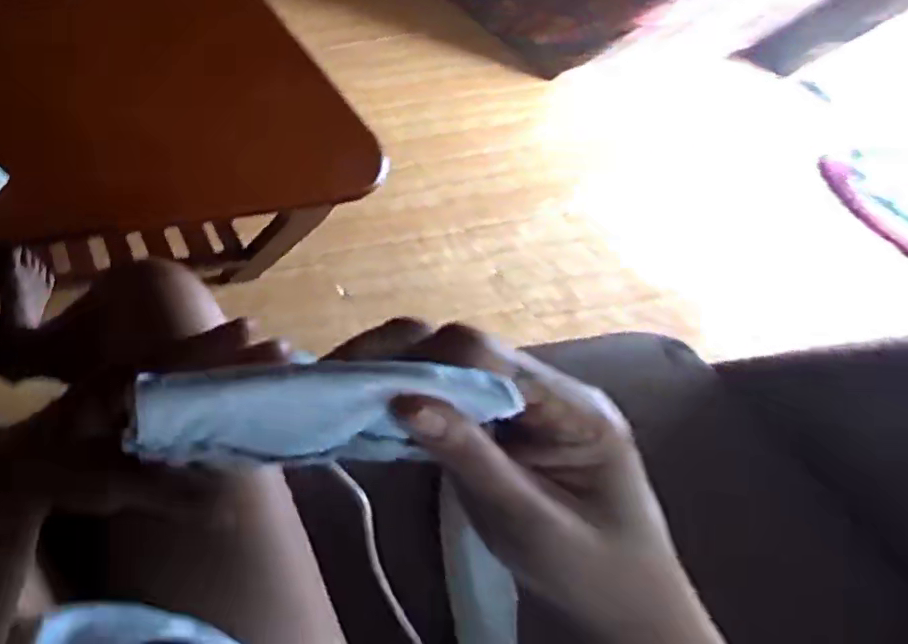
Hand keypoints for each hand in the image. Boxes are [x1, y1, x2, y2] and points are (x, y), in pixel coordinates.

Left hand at [0, 319, 289, 518]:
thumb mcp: (104, 485)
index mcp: (115, 385)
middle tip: (280, 346)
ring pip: (174, 365)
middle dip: (228, 351)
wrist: (20, 466)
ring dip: (213, 359)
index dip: (212, 349)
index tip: (252, 332)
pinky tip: (219, 387)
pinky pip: (166, 380)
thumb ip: (159, 491)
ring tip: (259, 354)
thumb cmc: (58, 471)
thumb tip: (228, 504)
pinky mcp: (123, 399)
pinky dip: (194, 377)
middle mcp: (122, 376)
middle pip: (181, 357)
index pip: (173, 363)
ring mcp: (122, 384)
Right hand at [330, 320, 723, 643]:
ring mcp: (508, 395)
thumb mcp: (529, 521)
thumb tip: (402, 400)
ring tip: (340, 385)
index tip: (381, 395)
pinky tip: (362, 399)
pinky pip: (426, 377)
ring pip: (430, 351)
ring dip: (382, 363)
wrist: (612, 609)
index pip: (485, 355)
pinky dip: (388, 382)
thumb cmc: (587, 572)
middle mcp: (537, 385)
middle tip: (339, 377)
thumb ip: (469, 456)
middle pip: (451, 341)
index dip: (428, 365)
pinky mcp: (480, 409)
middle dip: (391, 353)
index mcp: (571, 406)